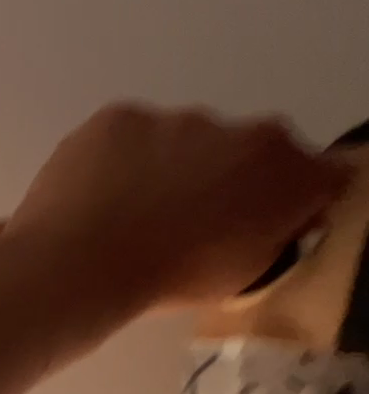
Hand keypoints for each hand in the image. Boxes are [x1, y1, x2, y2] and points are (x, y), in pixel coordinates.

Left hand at [7, 104, 353, 308]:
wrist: (81, 261)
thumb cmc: (167, 277)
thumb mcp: (249, 267)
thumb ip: (272, 228)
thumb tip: (269, 214)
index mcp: (298, 174)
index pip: (311, 172)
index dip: (275, 193)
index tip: (244, 213)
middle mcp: (251, 134)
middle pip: (238, 148)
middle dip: (211, 172)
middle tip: (169, 209)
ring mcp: (180, 120)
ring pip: (175, 136)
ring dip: (158, 158)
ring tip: (119, 200)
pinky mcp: (117, 116)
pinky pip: (120, 131)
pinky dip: (108, 151)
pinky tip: (89, 184)